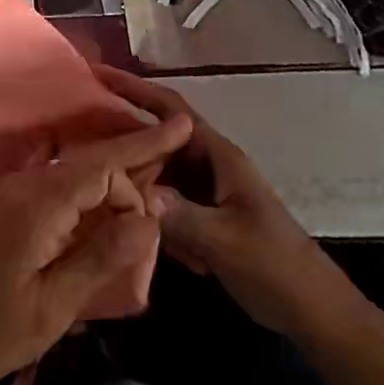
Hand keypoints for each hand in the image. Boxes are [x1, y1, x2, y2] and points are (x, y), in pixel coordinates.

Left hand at [0, 113, 191, 384]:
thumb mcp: (49, 309)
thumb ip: (100, 258)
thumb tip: (148, 218)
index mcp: (36, 205)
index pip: (102, 166)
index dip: (143, 153)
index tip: (182, 136)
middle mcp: (21, 187)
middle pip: (88, 162)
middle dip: (131, 159)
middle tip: (168, 163)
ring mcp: (5, 196)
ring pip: (71, 173)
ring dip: (109, 177)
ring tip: (145, 189)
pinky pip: (53, 188)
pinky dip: (85, 193)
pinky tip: (102, 209)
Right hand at [94, 65, 345, 335]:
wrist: (310, 308)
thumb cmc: (275, 266)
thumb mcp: (227, 242)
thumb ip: (183, 217)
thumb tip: (137, 193)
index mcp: (219, 157)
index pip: (171, 111)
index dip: (136, 89)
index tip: (98, 75)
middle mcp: (208, 167)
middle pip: (157, 137)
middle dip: (121, 128)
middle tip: (73, 128)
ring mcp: (203, 193)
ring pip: (157, 169)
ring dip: (127, 168)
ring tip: (83, 167)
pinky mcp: (200, 217)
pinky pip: (162, 199)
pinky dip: (140, 200)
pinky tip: (112, 209)